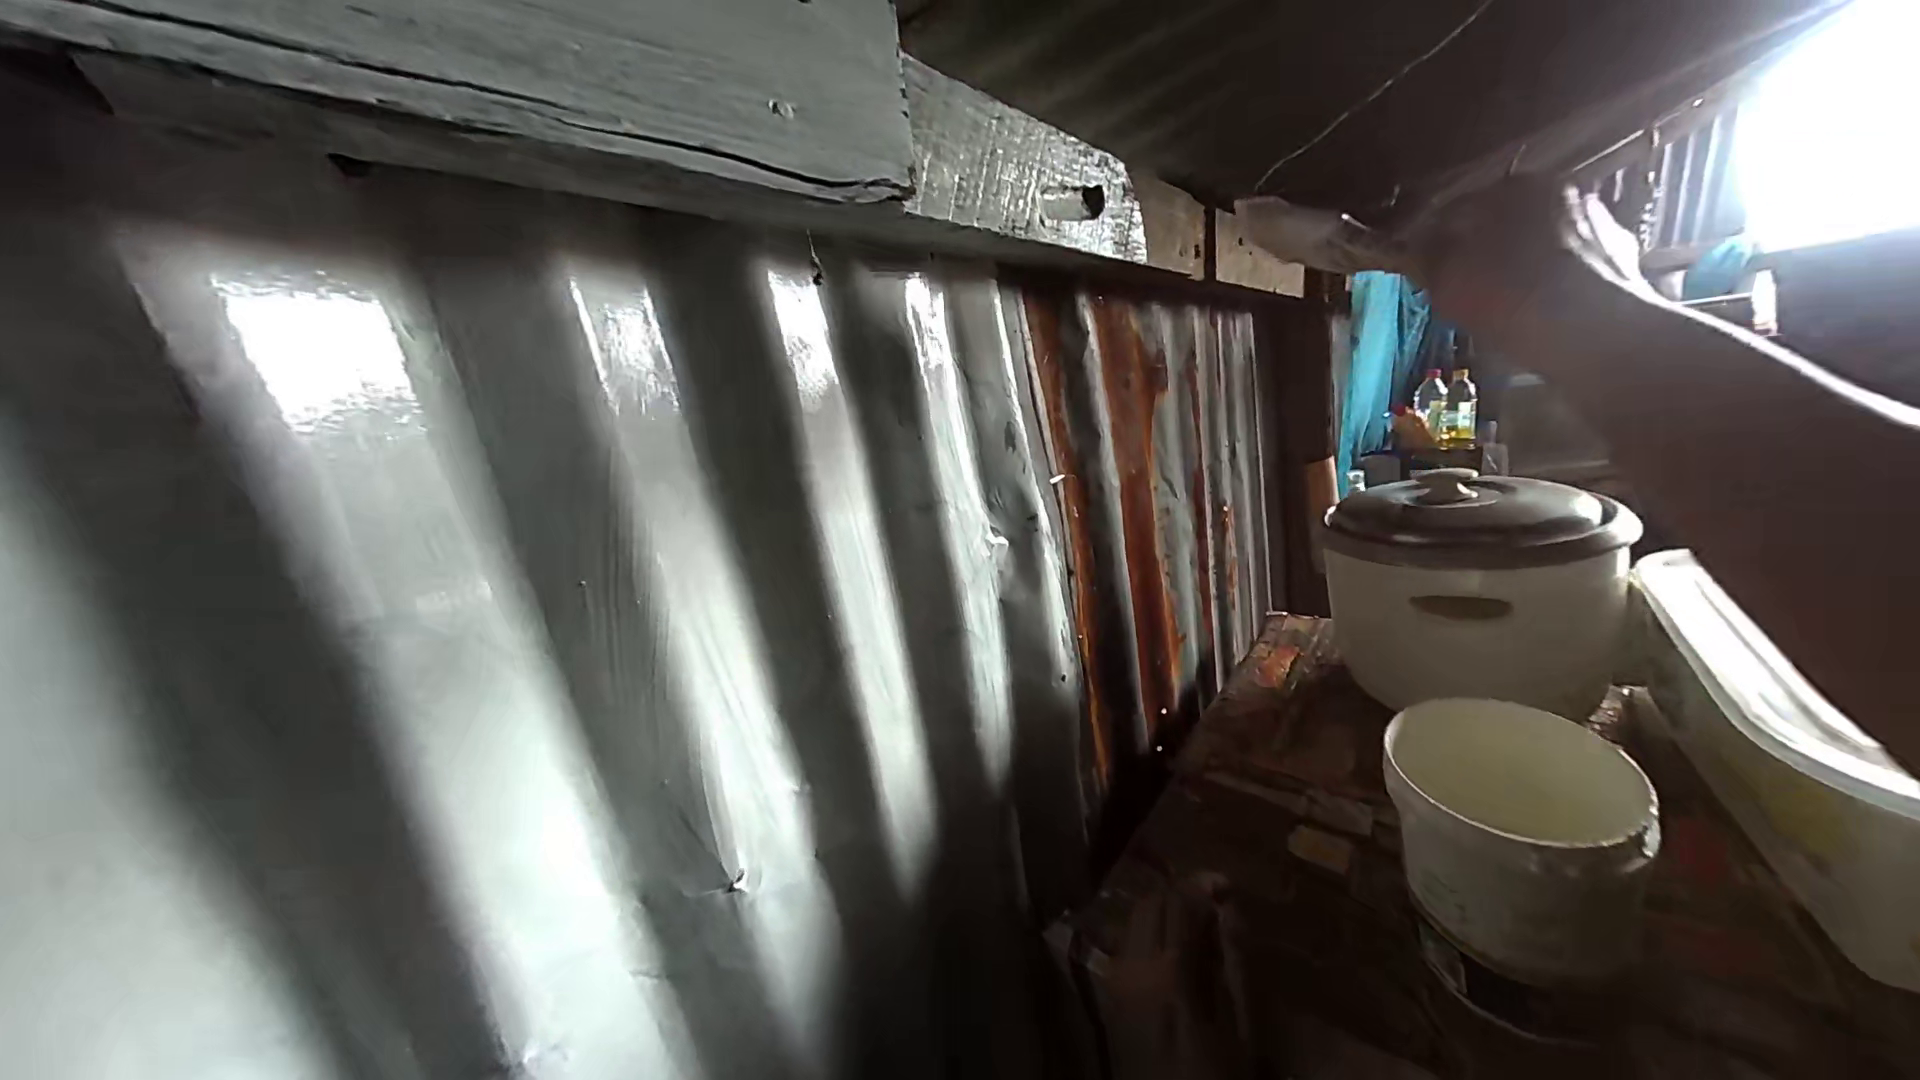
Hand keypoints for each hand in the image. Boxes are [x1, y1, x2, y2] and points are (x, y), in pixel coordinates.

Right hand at [1407, 177, 1651, 354]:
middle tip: (1460, 279)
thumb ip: (1425, 259)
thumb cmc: (1503, 298)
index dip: (1430, 240)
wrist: (1587, 326)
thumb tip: (1415, 248)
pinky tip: (1538, 297)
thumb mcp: (1443, 284)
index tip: (1420, 266)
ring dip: (1517, 255)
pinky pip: (1568, 253)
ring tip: (1501, 291)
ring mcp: (1592, 213)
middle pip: (1500, 218)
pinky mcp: (1616, 242)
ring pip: (1536, 233)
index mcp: (1506, 190)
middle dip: (1479, 243)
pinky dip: (1551, 269)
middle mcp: (1553, 188)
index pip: (1451, 211)